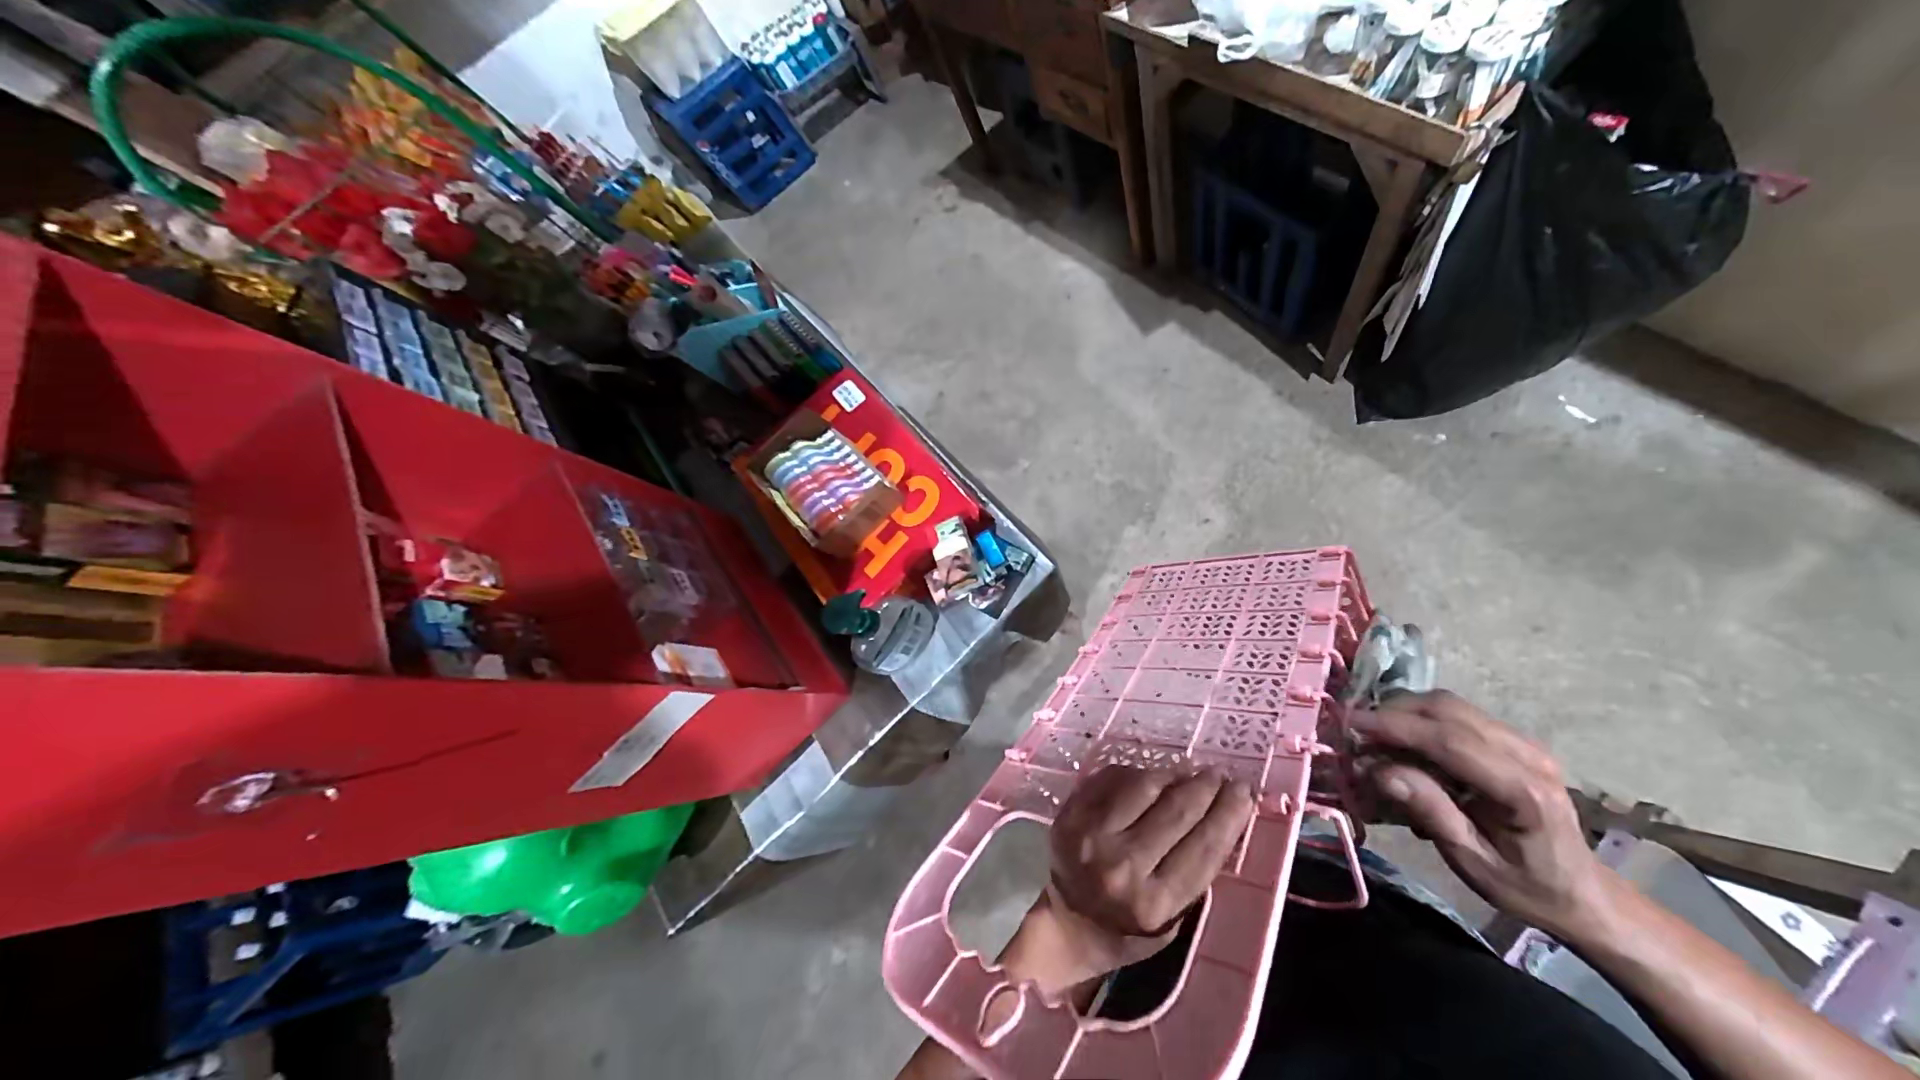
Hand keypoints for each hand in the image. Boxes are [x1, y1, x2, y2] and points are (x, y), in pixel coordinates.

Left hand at [1042, 765, 1253, 973]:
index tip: (1244, 791)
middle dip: (1207, 787)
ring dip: (1174, 774)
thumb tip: (1222, 813)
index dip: (1229, 814)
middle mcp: (1122, 866)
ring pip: (1145, 786)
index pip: (1204, 847)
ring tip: (1188, 773)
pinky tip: (1152, 777)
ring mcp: (1091, 835)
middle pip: (1178, 811)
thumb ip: (1196, 869)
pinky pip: (1114, 777)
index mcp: (1154, 903)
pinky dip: (1139, 773)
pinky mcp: (1070, 813)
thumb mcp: (1174, 916)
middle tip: (1221, 775)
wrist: (1066, 922)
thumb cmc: (1130, 927)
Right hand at [1351, 691, 1607, 937]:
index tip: (1350, 724)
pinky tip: (1403, 740)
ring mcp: (1523, 742)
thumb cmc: (1525, 885)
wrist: (1583, 892)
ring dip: (1404, 712)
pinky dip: (1421, 718)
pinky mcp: (1513, 740)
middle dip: (1393, 713)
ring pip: (1449, 705)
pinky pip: (1457, 713)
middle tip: (1355, 732)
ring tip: (1374, 736)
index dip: (1395, 727)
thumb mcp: (1472, 861)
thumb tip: (1380, 772)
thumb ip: (1430, 812)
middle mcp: (1527, 754)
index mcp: (1523, 790)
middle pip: (1447, 710)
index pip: (1448, 741)